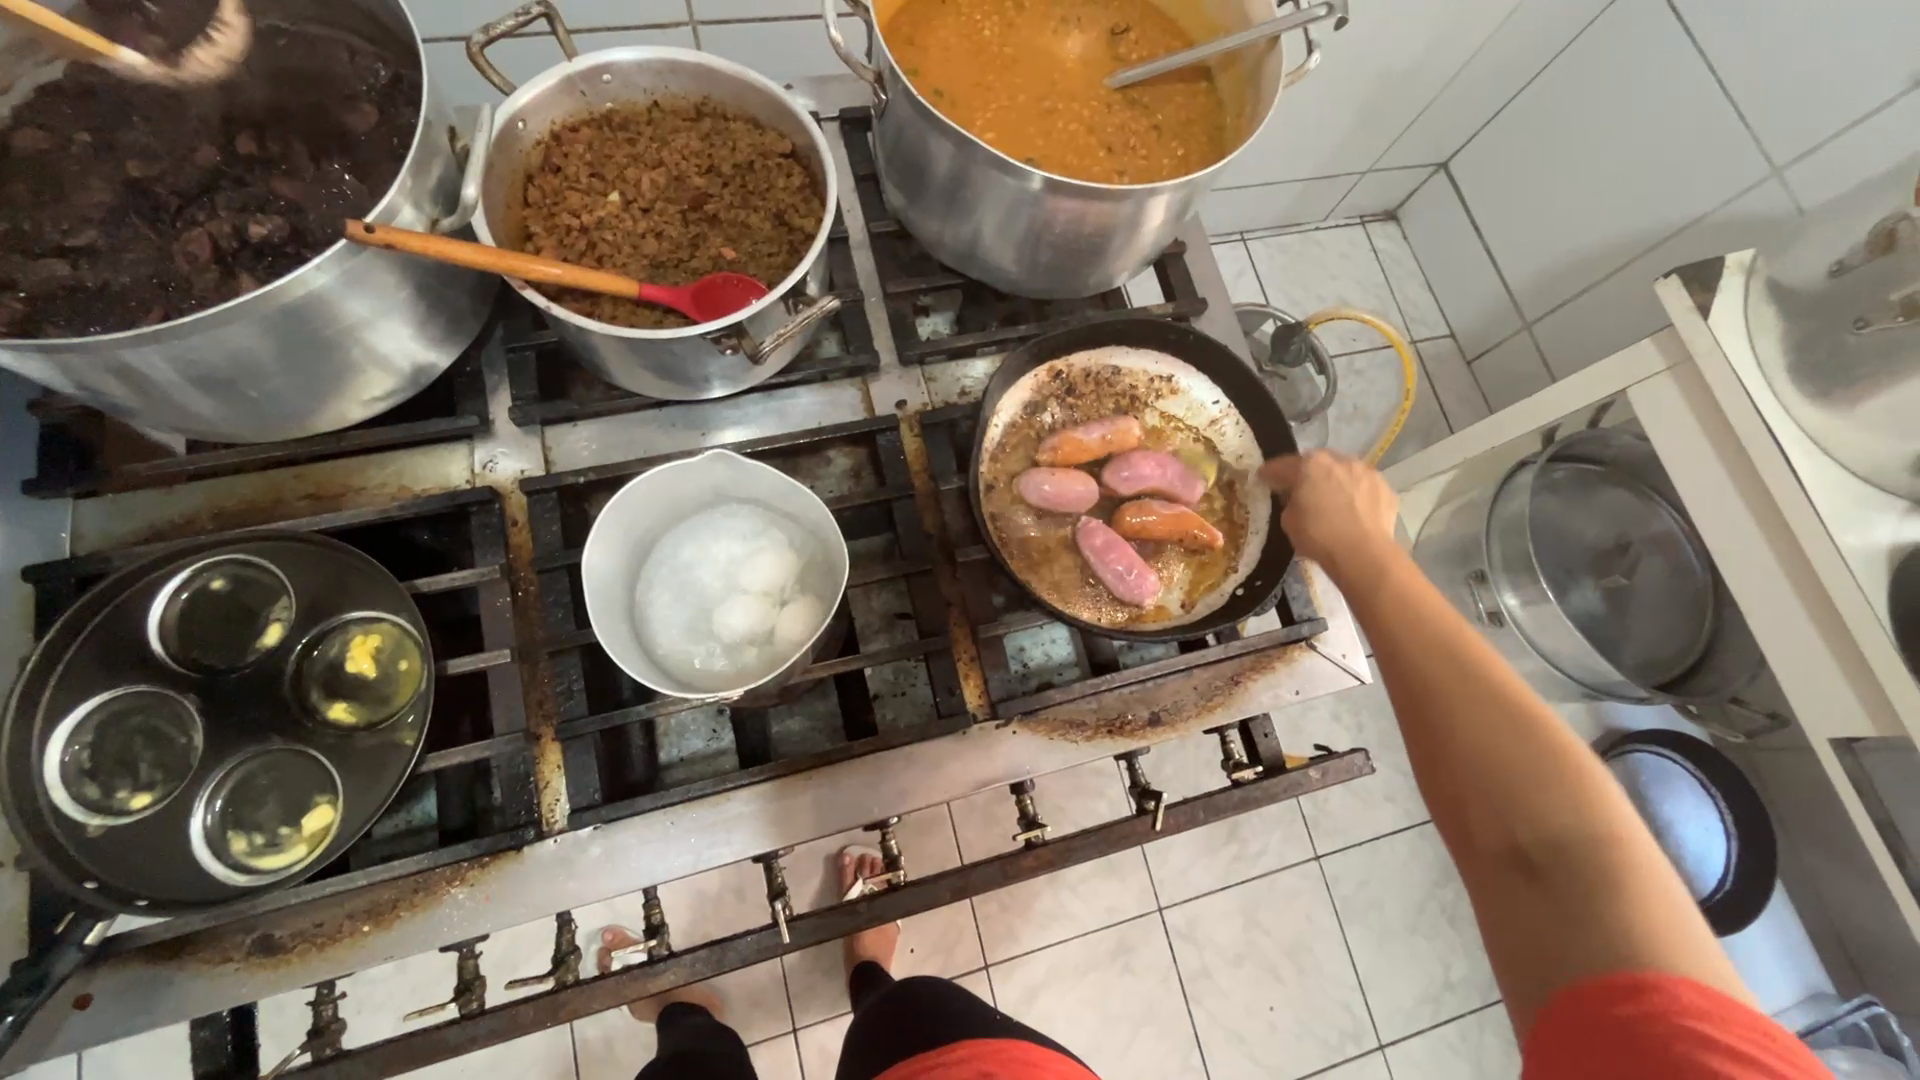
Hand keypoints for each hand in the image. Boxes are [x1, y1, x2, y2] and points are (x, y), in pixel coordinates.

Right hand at [1259, 450, 1398, 580]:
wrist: (1364, 554)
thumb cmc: (1319, 535)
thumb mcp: (1288, 520)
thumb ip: (1289, 502)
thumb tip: (1297, 498)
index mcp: (1309, 465)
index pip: (1282, 465)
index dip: (1269, 473)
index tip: (1263, 478)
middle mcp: (1339, 460)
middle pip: (1316, 462)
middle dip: (1306, 472)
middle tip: (1299, 488)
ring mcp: (1366, 472)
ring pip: (1343, 471)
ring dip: (1334, 480)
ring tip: (1330, 498)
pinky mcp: (1385, 488)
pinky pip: (1363, 486)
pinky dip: (1355, 494)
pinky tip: (1352, 510)